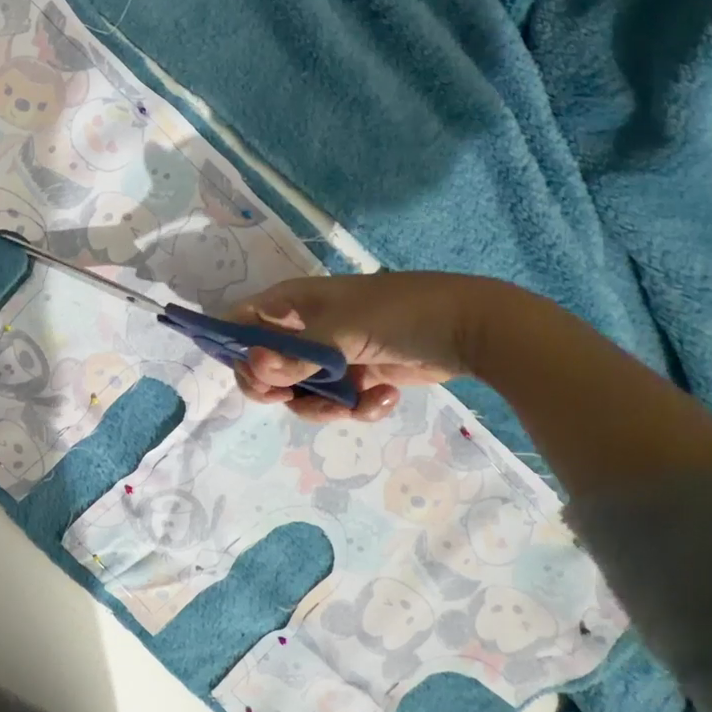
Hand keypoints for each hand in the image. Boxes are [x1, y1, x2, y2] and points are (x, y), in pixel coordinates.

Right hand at [223, 271, 513, 422]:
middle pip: (264, 364)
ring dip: (320, 406)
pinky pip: (337, 401)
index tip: (256, 376)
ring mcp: (331, 353)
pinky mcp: (358, 377)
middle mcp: (303, 328)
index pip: (241, 323)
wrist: (475, 329)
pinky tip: (384, 398)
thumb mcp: (340, 333)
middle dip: (277, 388)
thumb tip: (253, 369)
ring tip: (352, 406)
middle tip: (292, 398)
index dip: (236, 349)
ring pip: (299, 390)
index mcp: (291, 304)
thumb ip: (296, 356)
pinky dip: (356, 407)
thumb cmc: (398, 314)